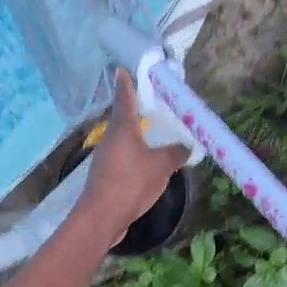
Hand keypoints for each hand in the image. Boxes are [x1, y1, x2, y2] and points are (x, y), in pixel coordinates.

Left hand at [77, 70, 188, 246]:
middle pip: (123, 119)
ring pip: (124, 140)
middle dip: (136, 110)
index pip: (125, 98)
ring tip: (155, 131)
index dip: (127, 83)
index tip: (123, 69)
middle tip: (151, 101)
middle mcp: (110, 140)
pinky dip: (136, 155)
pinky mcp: (105, 177)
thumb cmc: (130, 184)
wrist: (101, 217)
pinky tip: (147, 163)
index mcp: (122, 129)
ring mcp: (105, 159)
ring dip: (137, 135)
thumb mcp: (161, 166)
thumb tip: (186, 146)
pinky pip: (124, 159)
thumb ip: (176, 153)